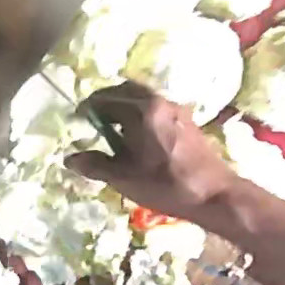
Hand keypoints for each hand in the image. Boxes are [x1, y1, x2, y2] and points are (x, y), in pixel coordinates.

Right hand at [63, 82, 240, 220]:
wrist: (214, 195)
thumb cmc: (165, 185)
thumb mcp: (123, 178)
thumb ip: (95, 165)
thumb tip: (70, 158)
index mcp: (142, 111)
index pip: (105, 99)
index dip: (87, 108)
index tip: (76, 121)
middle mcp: (160, 102)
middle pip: (126, 90)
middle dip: (105, 101)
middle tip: (92, 120)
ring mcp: (176, 109)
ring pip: (142, 97)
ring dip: (123, 107)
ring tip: (112, 130)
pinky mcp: (186, 120)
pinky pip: (155, 107)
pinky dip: (139, 114)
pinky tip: (135, 137)